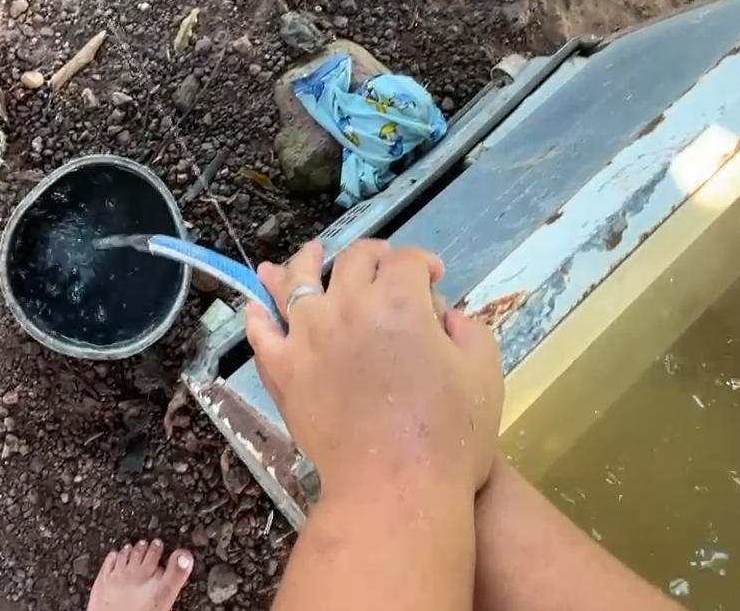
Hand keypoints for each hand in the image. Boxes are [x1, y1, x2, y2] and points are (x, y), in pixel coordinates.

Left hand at [244, 239, 503, 501]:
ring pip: (298, 281)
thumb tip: (444, 312)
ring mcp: (307, 333)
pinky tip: (256, 303)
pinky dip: (258, 314)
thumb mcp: (483, 375)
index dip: (424, 262)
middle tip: (382, 260)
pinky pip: (262, 331)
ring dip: (305, 261)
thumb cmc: (449, 435)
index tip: (433, 275)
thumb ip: (468, 330)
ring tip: (309, 253)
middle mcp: (347, 304)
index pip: (407, 260)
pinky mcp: (282, 365)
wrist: (396, 486)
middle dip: (373, 254)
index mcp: (398, 301)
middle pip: (353, 261)